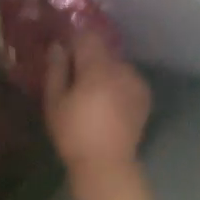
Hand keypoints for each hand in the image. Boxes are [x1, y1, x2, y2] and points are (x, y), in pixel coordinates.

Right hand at [44, 32, 150, 177]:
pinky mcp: (144, 95)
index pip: (87, 36)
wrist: (106, 163)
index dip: (73, 40)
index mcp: (97, 67)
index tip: (61, 53)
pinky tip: (107, 104)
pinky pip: (127, 79)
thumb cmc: (73, 133)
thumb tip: (57, 47)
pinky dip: (116, 84)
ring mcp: (137, 81)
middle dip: (87, 58)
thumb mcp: (54, 102)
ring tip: (91, 95)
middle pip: (103, 50)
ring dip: (103, 72)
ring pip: (116, 65)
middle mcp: (122, 68)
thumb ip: (56, 70)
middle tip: (73, 79)